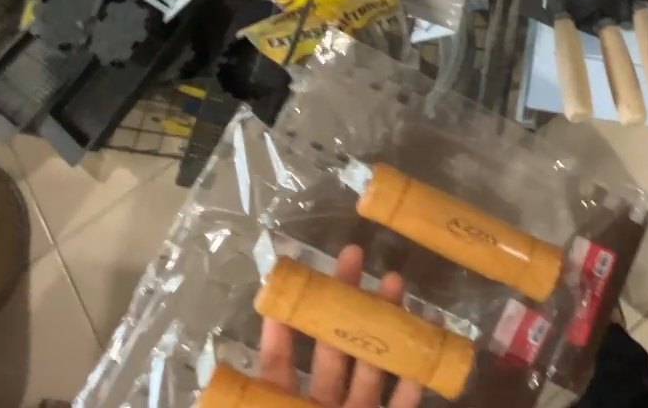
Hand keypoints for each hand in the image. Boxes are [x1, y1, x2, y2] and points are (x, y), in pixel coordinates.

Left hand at [258, 244, 426, 407]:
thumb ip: (254, 394)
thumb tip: (217, 373)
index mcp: (285, 407)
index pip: (280, 361)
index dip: (284, 321)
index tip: (295, 277)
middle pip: (334, 350)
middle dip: (346, 303)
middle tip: (354, 256)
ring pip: (372, 368)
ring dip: (385, 325)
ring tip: (395, 281)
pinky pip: (403, 403)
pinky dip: (416, 374)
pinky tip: (429, 335)